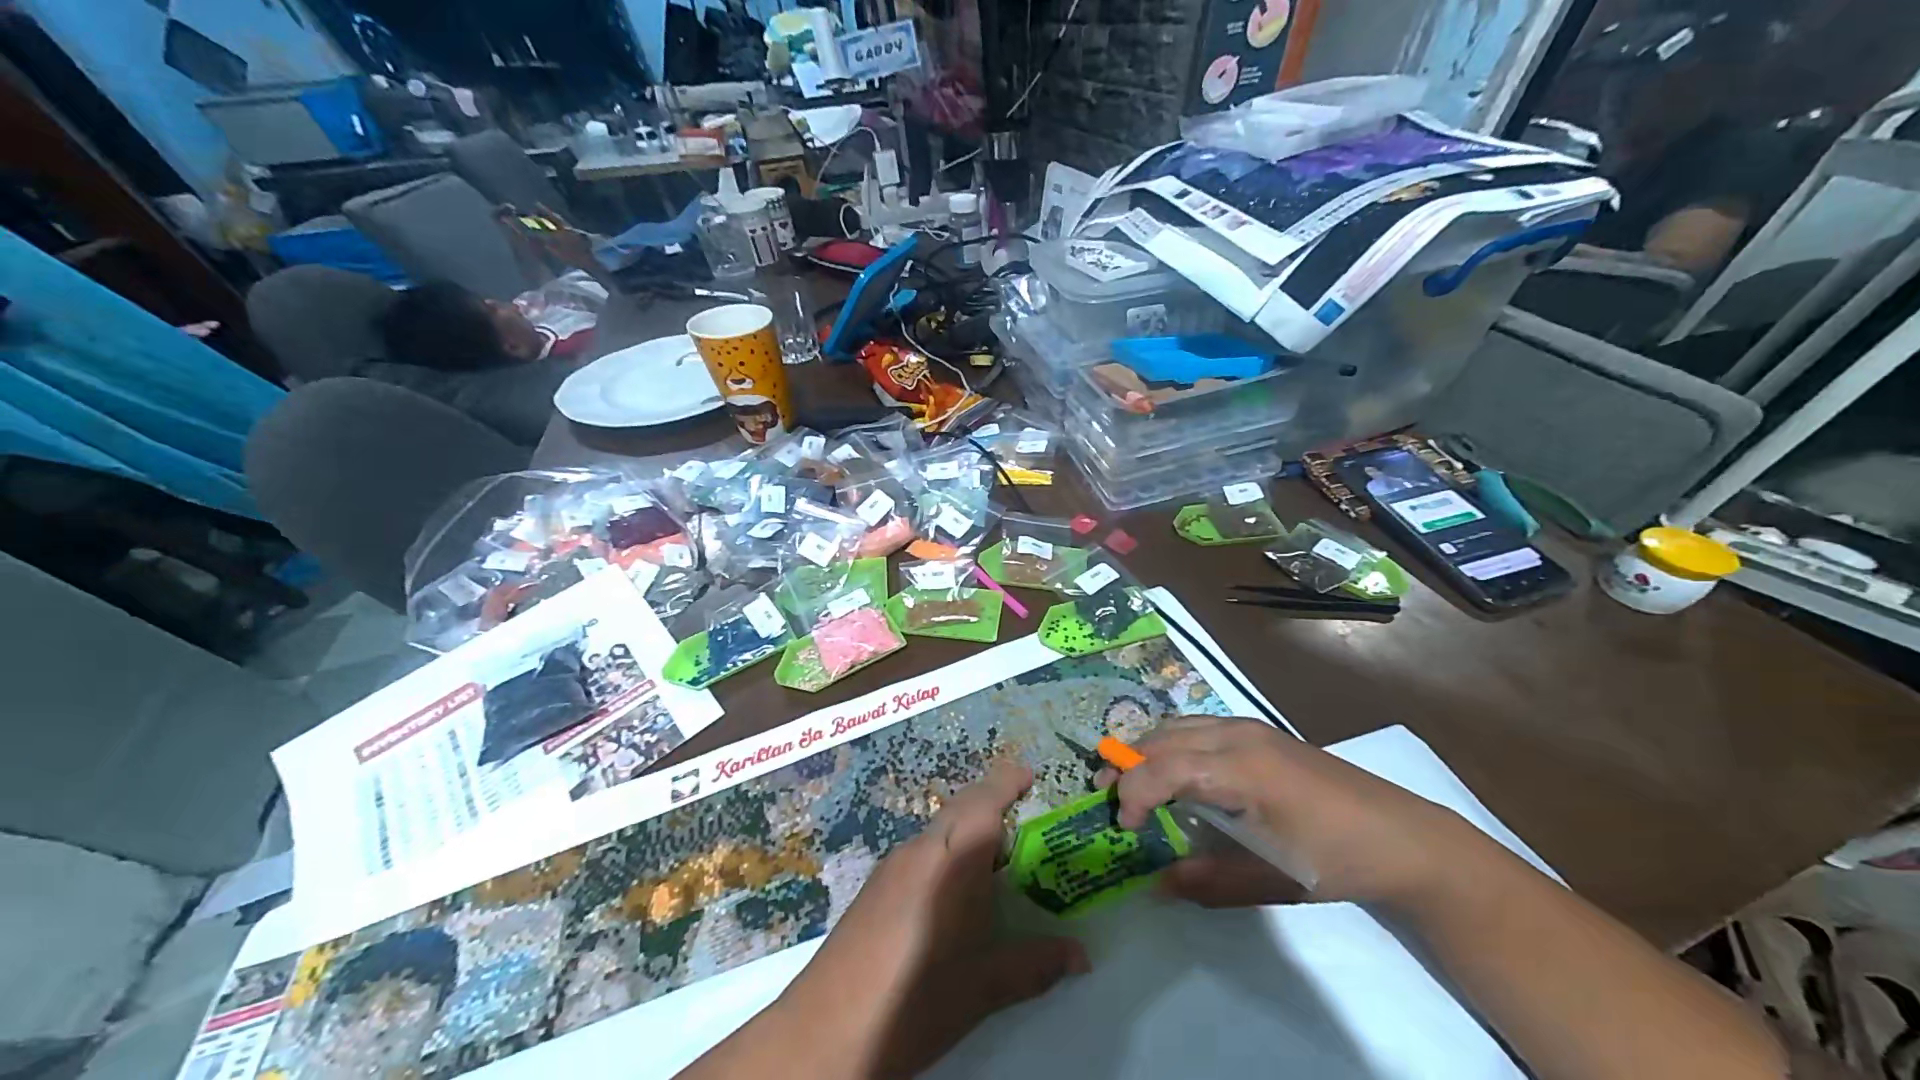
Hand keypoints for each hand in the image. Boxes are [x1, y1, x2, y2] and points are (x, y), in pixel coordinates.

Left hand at [774, 761, 1089, 1077]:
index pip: (984, 800)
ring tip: (999, 867)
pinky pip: (922, 853)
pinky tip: (955, 898)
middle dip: (994, 806)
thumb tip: (1081, 956)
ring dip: (970, 834)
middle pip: (961, 808)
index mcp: (950, 857)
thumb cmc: (915, 998)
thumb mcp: (983, 987)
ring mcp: (892, 866)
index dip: (1008, 781)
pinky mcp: (875, 887)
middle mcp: (919, 848)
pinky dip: (947, 856)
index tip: (1031, 775)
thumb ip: (1035, 964)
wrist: (825, 1031)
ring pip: (939, 831)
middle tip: (1027, 828)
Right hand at [1098, 717, 1475, 909]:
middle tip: (1106, 797)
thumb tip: (1155, 884)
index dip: (1133, 792)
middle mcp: (1238, 734)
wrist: (1406, 838)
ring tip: (1130, 782)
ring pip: (1176, 726)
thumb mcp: (1273, 879)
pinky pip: (1196, 726)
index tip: (1124, 826)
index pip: (1163, 766)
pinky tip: (1174, 771)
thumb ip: (1209, 880)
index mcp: (1241, 767)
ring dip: (1146, 750)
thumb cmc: (1337, 859)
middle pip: (1161, 738)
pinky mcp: (1259, 732)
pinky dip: (1170, 744)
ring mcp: (1249, 727)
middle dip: (1127, 764)